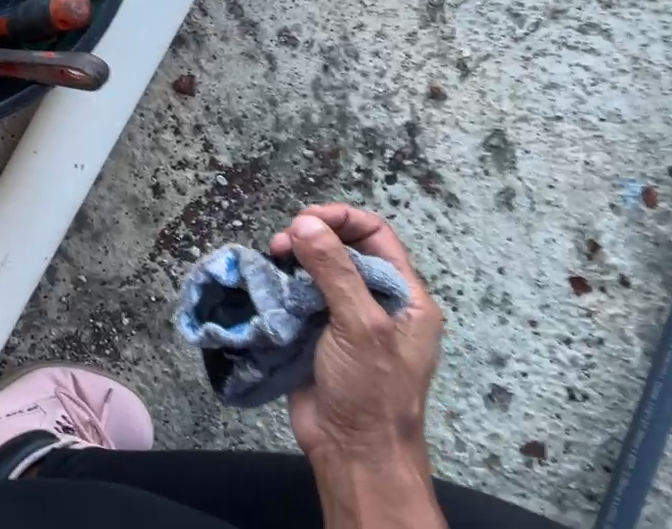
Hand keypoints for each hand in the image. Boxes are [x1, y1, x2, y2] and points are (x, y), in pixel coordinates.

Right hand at [268, 205, 445, 527]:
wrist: (353, 451)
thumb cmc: (372, 392)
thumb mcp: (360, 326)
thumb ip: (335, 271)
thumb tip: (304, 222)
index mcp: (404, 296)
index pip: (375, 235)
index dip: (341, 219)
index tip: (304, 220)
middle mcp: (376, 300)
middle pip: (341, 247)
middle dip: (309, 237)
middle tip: (280, 245)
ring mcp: (344, 316)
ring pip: (314, 267)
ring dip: (291, 259)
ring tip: (271, 263)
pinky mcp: (315, 330)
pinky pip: (296, 292)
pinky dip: (279, 282)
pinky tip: (266, 285)